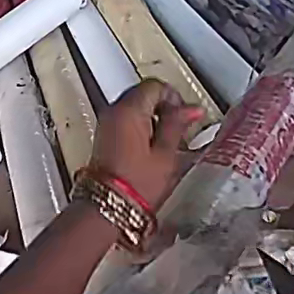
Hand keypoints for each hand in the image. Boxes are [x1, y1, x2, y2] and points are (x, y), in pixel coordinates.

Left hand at [89, 79, 201, 209]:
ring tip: (169, 142)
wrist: (107, 208)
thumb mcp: (166, 154)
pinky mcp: (103, 137)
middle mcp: (113, 111)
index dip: (174, 97)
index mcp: (129, 109)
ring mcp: (105, 124)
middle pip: (142, 94)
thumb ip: (178, 125)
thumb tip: (190, 108)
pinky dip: (141, 127)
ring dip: (153, 118)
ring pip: (134, 108)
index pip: (154, 85)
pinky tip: (153, 148)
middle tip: (181, 128)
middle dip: (164, 107)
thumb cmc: (137, 184)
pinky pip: (125, 121)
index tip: (186, 116)